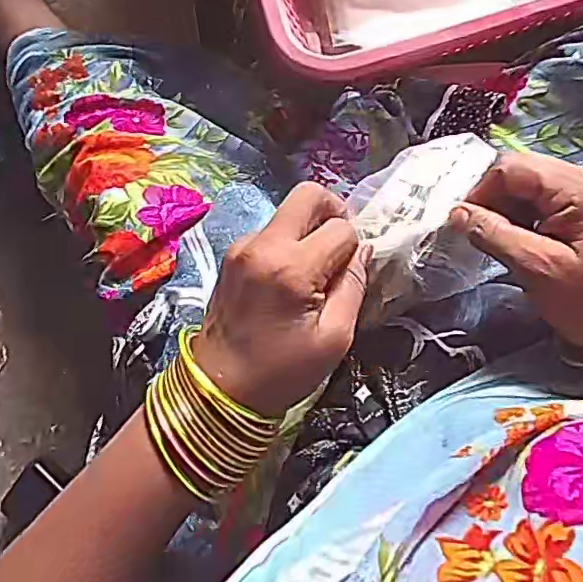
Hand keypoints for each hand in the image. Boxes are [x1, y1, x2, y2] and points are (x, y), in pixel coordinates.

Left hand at [193, 183, 368, 415]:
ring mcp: (242, 246)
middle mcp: (262, 245)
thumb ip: (353, 287)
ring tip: (315, 271)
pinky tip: (290, 279)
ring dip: (310, 230)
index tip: (350, 274)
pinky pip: (272, 231)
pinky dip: (289, 243)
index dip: (354, 247)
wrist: (220, 387)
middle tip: (340, 246)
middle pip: (308, 194)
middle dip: (334, 212)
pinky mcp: (232, 254)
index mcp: (290, 267)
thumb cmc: (281, 371)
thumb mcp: (334, 338)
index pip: (340, 228)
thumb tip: (362, 250)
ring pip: (289, 212)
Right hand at [450, 153, 582, 357]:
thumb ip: (494, 234)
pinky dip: (522, 213)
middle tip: (481, 232)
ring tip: (501, 238)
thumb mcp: (537, 269)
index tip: (465, 223)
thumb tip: (456, 213)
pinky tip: (520, 237)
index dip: (482, 191)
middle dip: (493, 199)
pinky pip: (542, 195)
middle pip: (521, 170)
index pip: (514, 168)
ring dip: (506, 207)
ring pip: (528, 182)